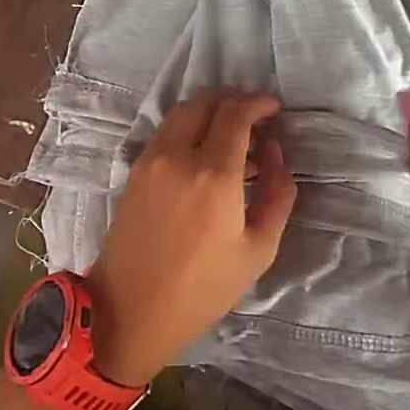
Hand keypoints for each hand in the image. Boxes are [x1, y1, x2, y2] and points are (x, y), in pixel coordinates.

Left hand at [86, 91, 298, 386]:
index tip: (276, 109)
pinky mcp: (135, 168)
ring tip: (235, 133)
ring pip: (182, 110)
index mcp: (213, 175)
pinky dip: (190, 125)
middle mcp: (178, 155)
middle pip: (206, 102)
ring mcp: (151, 158)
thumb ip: (278, 194)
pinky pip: (166, 129)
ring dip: (211, 109)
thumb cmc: (203, 288)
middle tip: (259, 118)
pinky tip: (207, 150)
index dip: (259, 103)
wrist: (131, 308)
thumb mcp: (258, 249)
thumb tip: (276, 153)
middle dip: (236, 100)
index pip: (235, 113)